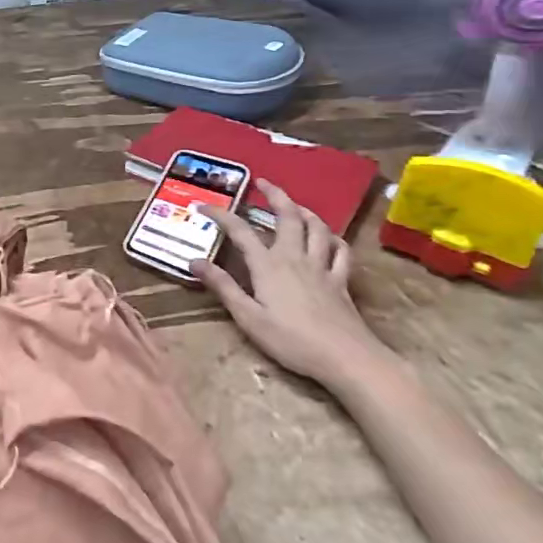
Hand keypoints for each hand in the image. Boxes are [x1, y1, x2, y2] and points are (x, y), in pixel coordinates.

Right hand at [196, 180, 394, 387]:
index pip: (240, 230)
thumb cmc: (292, 340)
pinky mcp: (342, 282)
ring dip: (305, 211)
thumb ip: (222, 287)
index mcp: (268, 265)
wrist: (348, 360)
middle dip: (275, 195)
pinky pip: (342, 252)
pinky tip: (329, 238)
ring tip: (294, 205)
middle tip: (263, 182)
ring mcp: (322, 268)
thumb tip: (194, 261)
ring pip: (317, 228)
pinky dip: (334, 239)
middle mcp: (295, 258)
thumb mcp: (248, 317)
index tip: (203, 206)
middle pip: (287, 217)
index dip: (220, 214)